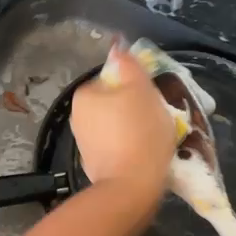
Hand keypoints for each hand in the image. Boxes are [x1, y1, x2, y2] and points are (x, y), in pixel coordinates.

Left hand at [70, 45, 176, 201]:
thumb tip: (117, 48)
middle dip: (136, 109)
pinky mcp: (94, 165)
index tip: (153, 100)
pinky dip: (129, 149)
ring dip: (134, 130)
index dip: (137, 87)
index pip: (114, 80)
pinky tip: (144, 157)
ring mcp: (84, 143)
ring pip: (116, 127)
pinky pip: (116, 148)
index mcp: (85, 95)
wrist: (131, 187)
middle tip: (158, 119)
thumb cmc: (139, 132)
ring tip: (154, 141)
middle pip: (115, 103)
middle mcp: (78, 117)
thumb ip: (129, 64)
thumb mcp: (140, 89)